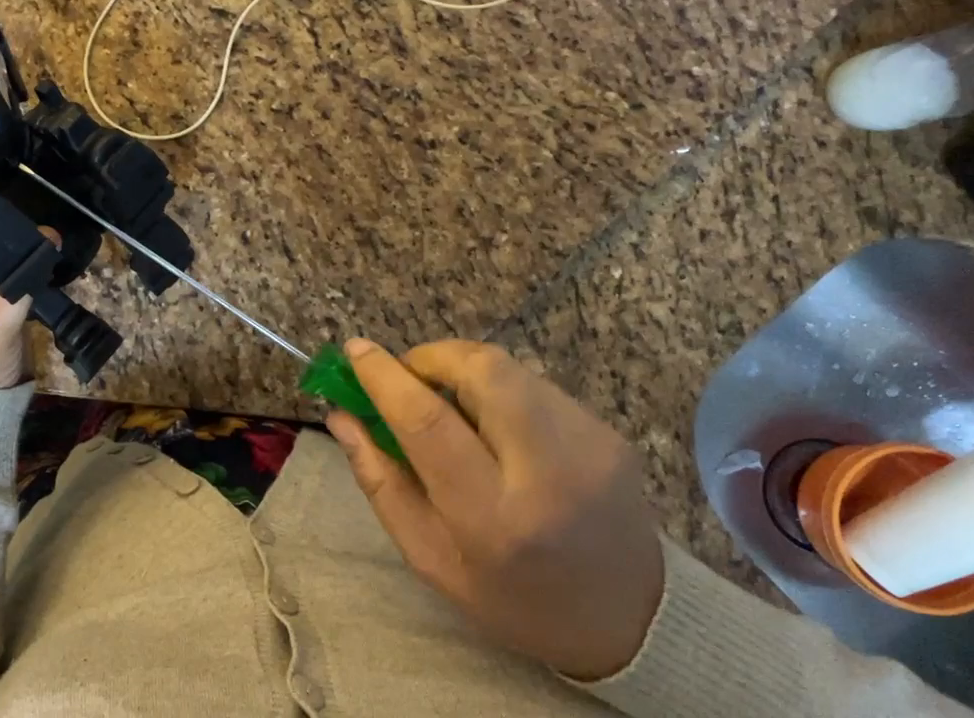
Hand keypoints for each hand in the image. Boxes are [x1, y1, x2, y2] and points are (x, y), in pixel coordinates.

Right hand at [325, 339, 663, 681]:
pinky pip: (536, 385)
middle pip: (482, 371)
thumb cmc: (512, 597)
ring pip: (509, 369)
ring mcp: (590, 446)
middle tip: (407, 377)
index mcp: (493, 517)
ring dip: (463, 370)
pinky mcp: (610, 434)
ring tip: (448, 402)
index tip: (355, 350)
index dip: (385, 377)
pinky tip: (494, 424)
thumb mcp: (429, 558)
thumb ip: (381, 482)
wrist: (632, 623)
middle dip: (431, 357)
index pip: (429, 422)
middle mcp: (549, 473)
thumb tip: (341, 415)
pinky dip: (499, 389)